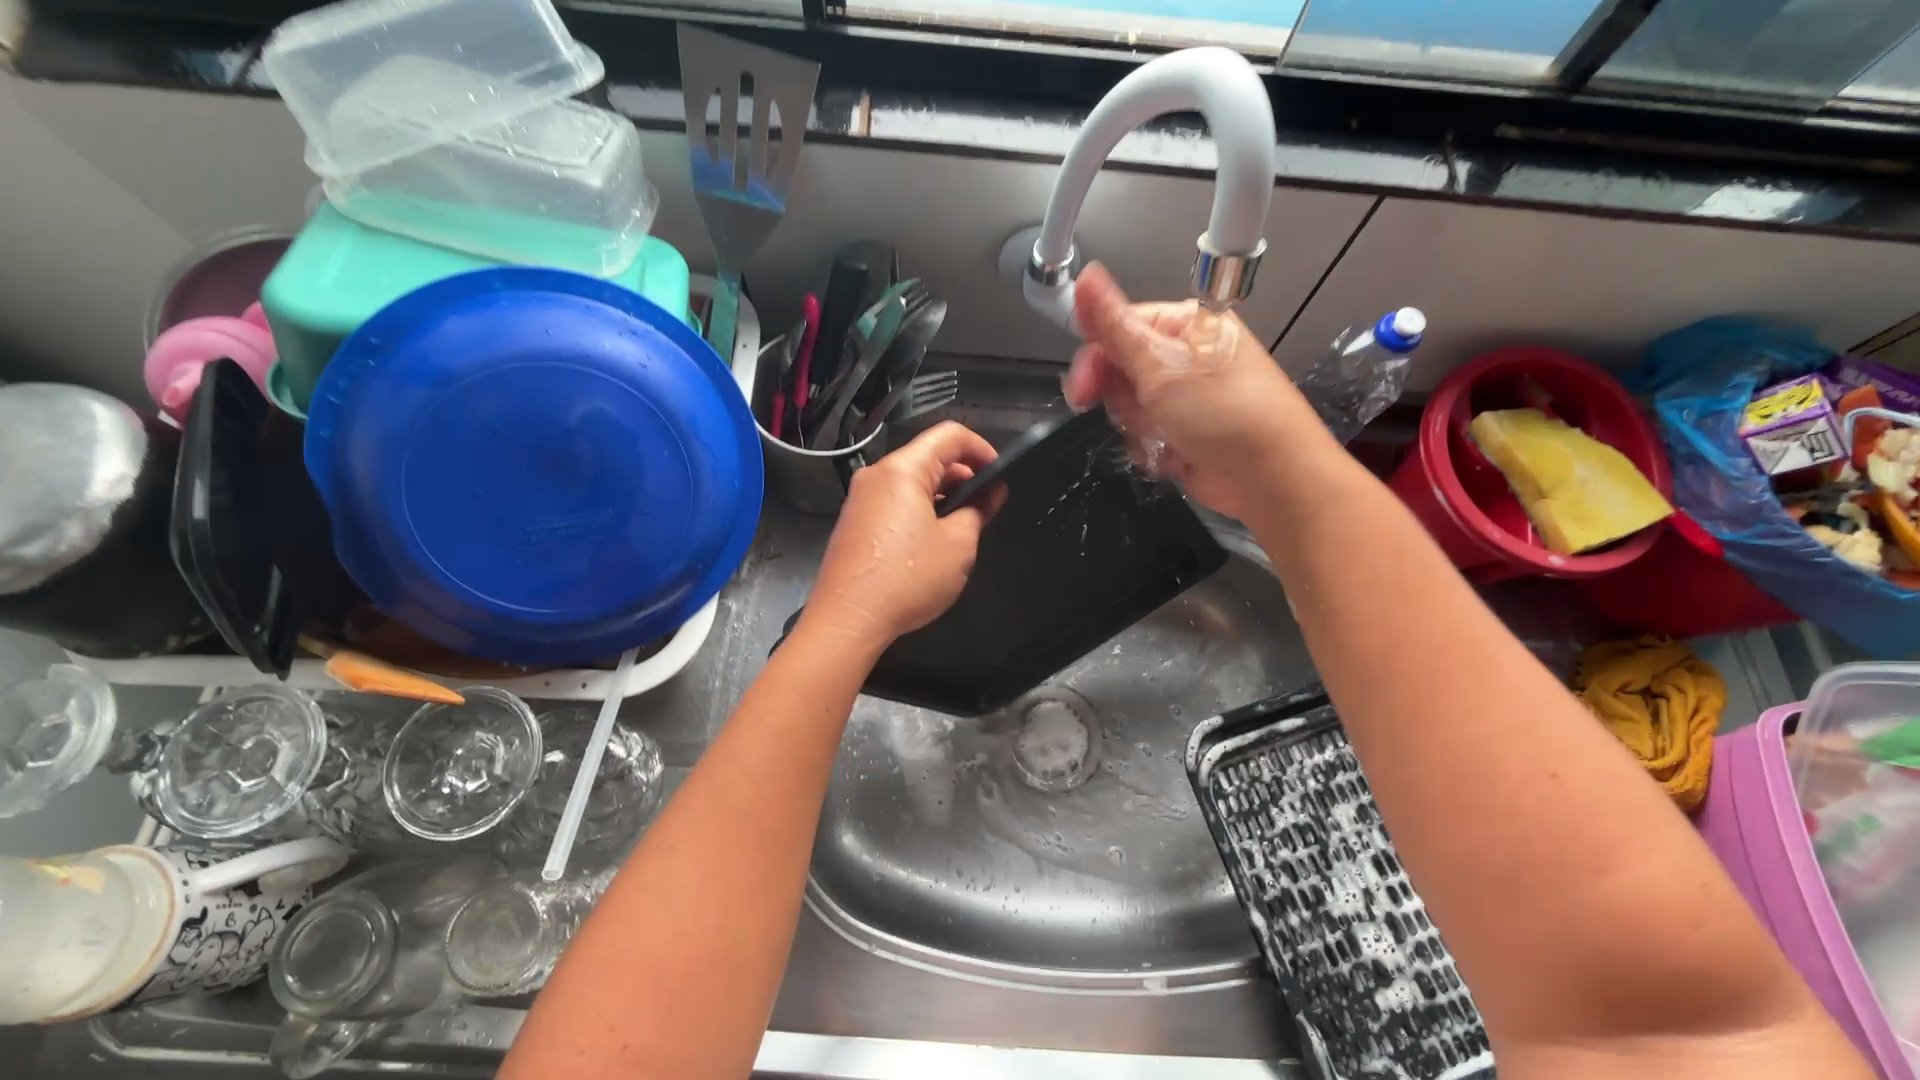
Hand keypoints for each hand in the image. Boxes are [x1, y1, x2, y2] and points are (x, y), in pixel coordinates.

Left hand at [801, 422, 1003, 650]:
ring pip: (912, 481)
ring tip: (966, 526)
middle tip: (988, 505)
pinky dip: (921, 509)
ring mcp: (861, 498)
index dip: (982, 448)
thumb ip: (979, 511)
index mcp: (903, 470)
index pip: (950, 435)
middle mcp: (877, 475)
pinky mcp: (855, 522)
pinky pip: (895, 502)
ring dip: (944, 495)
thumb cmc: (906, 579)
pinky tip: (934, 541)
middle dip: (964, 474)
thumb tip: (991, 493)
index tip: (999, 475)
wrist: (848, 620)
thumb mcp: (958, 545)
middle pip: (929, 456)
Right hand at [1061, 262, 1323, 518]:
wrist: (1270, 478)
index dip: (1096, 357)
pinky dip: (1148, 447)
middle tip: (1130, 414)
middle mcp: (1185, 357)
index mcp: (1185, 326)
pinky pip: (1142, 435)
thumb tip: (1087, 277)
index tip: (1083, 386)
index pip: (1119, 327)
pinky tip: (1171, 453)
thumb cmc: (1231, 414)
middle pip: (1119, 369)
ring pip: (1127, 407)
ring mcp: (1185, 397)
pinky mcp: (1183, 431)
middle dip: (1118, 397)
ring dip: (1136, 426)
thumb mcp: (1161, 364)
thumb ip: (1115, 326)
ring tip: (1164, 434)